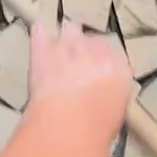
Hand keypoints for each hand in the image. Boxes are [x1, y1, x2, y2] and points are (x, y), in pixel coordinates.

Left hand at [26, 19, 131, 142]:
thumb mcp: (115, 112)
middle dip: (86, 49)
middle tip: (77, 65)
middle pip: (92, 39)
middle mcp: (96, 48)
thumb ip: (110, 93)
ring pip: (70, 28)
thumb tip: (101, 94)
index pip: (114, 55)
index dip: (103, 63)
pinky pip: (40, 30)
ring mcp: (69, 44)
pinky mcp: (43, 47)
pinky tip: (38, 37)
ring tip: (60, 49)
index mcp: (119, 65)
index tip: (97, 74)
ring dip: (67, 37)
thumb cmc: (98, 127)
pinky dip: (39, 34)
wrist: (69, 122)